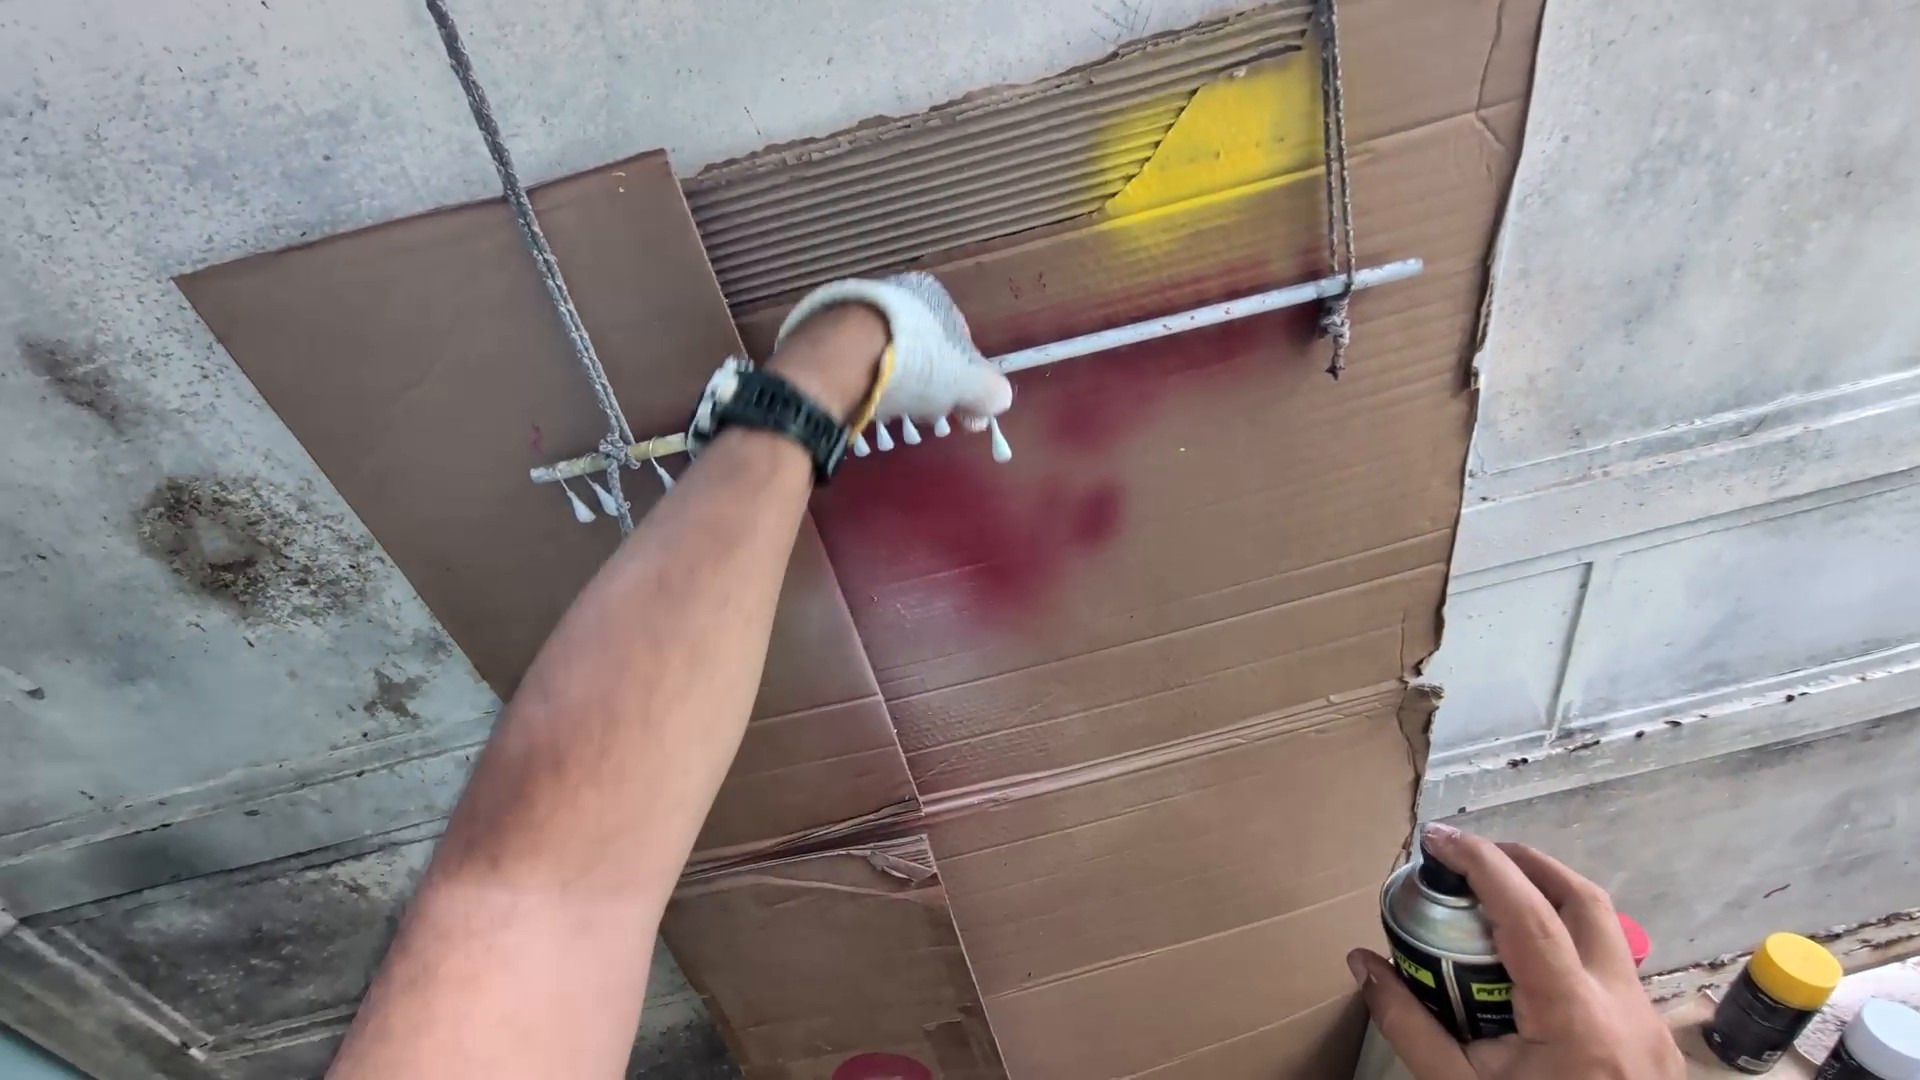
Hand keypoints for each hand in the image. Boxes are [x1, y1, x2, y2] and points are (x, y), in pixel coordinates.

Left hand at [775, 271, 1012, 431]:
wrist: (840, 356)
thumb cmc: (915, 364)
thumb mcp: (968, 383)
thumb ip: (990, 390)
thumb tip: (1000, 399)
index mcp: (933, 295)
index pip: (959, 341)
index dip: (965, 380)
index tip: (961, 411)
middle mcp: (893, 293)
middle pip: (921, 350)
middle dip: (928, 385)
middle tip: (925, 416)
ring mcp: (853, 309)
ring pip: (885, 356)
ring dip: (895, 386)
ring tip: (893, 412)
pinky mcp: (820, 331)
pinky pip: (852, 362)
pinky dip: (862, 383)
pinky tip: (863, 402)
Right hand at [1349, 824, 1684, 1079]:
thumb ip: (1406, 1021)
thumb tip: (1361, 960)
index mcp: (1579, 1021)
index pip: (1530, 914)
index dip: (1480, 863)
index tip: (1435, 839)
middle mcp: (1626, 1010)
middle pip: (1584, 901)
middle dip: (1522, 860)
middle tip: (1466, 854)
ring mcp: (1648, 1025)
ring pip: (1603, 929)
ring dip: (1545, 893)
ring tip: (1488, 893)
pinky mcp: (1652, 1041)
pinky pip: (1606, 963)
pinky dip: (1561, 934)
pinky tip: (1520, 957)